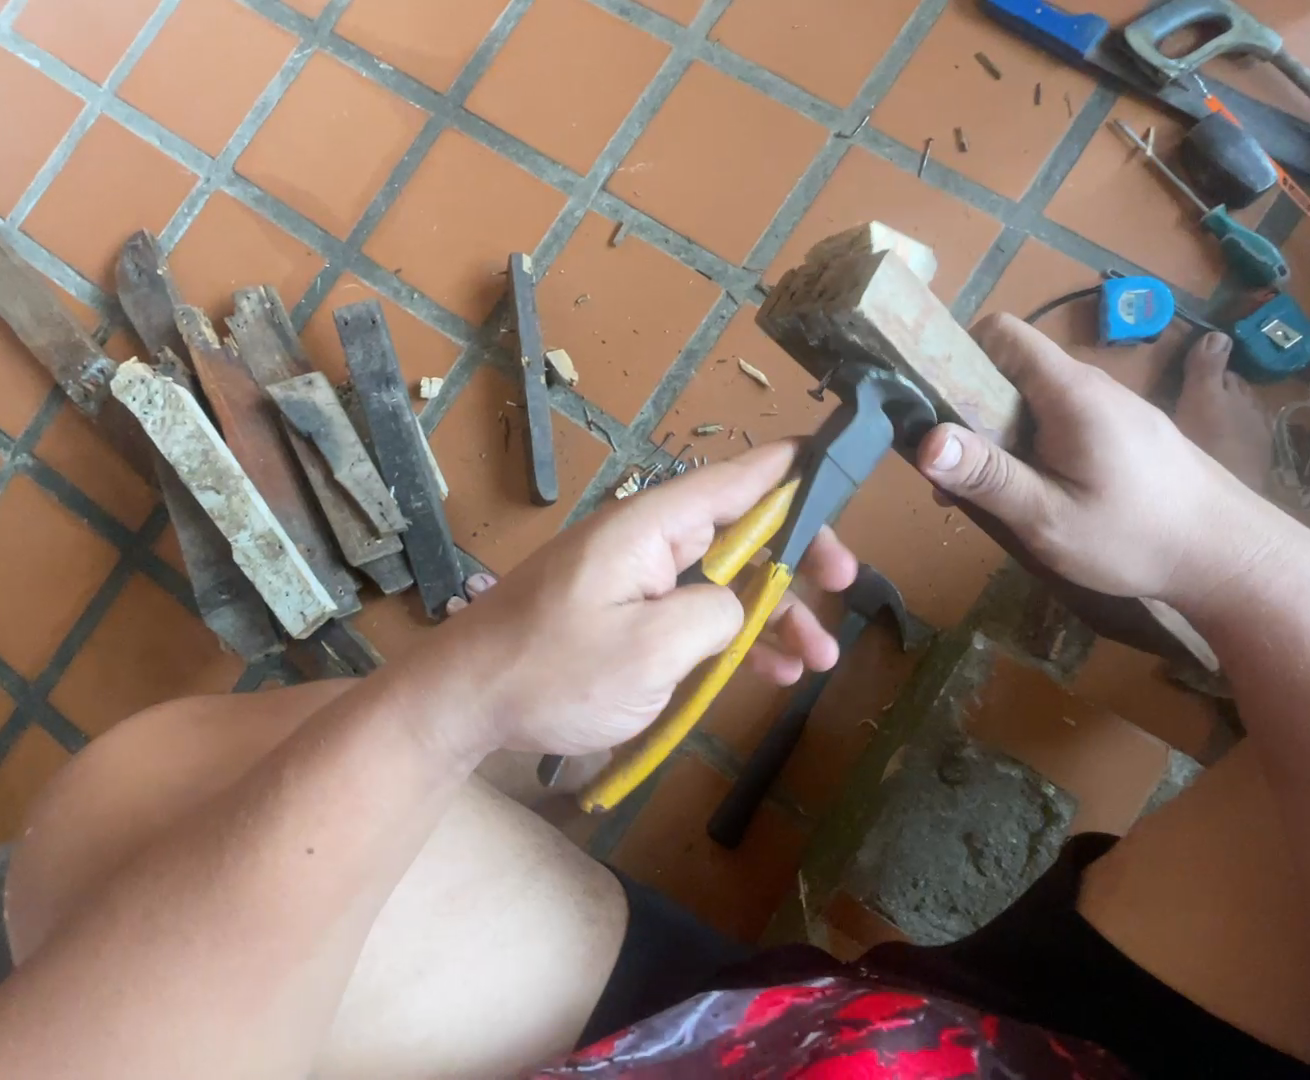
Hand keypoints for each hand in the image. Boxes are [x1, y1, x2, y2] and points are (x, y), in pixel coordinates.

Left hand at [417, 441, 857, 760]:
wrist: (465, 701)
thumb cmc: (552, 672)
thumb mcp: (648, 650)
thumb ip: (715, 615)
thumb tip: (739, 605)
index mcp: (652, 527)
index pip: (736, 479)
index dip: (793, 471)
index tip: (840, 468)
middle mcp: (649, 542)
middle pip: (741, 531)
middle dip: (797, 559)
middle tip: (844, 585)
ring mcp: (637, 580)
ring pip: (725, 581)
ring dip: (773, 614)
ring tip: (817, 657)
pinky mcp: (627, 616)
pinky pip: (694, 615)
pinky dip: (733, 639)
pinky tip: (769, 672)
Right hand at [916, 315, 1293, 605]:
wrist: (1234, 560)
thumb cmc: (1137, 538)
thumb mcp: (1049, 517)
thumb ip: (988, 477)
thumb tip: (924, 441)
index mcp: (1069, 392)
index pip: (1001, 333)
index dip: (957, 355)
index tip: (932, 405)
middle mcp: (1089, 387)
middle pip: (1009, 372)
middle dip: (968, 413)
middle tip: (950, 472)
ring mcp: (1109, 410)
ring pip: (1030, 404)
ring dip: (996, 440)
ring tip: (987, 496)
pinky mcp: (1121, 434)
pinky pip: (1056, 425)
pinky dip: (1029, 451)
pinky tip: (1032, 498)